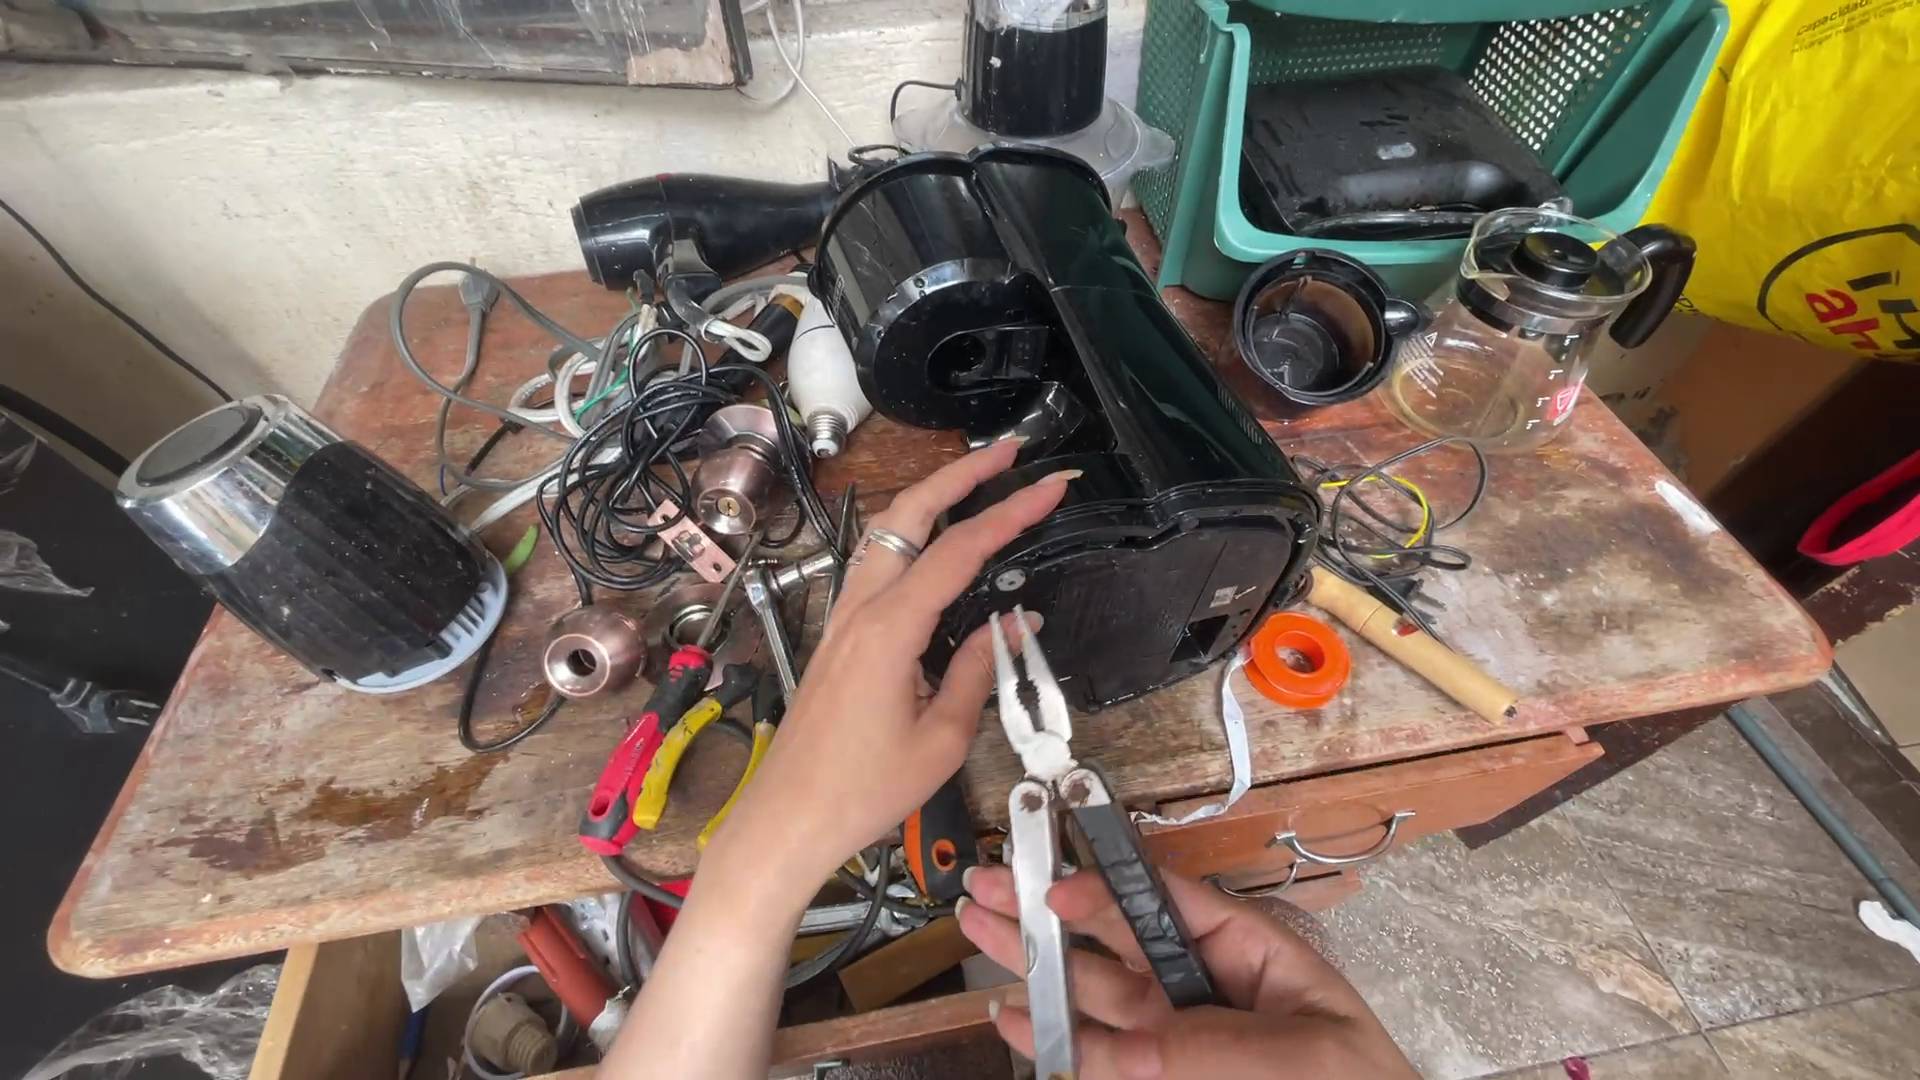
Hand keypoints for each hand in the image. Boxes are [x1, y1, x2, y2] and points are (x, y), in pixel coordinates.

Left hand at [702, 438, 1069, 885]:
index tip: (1049, 487)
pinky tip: (929, 539)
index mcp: (891, 628)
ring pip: (885, 531)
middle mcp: (862, 606)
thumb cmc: (865, 789)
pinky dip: (908, 532)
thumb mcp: (941, 738)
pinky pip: (874, 562)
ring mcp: (843, 614)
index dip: (1010, 513)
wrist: (788, 817)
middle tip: (1007, 452)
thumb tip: (1014, 621)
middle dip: (960, 474)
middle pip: (909, 514)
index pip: (960, 550)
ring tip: (975, 480)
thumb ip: (978, 669)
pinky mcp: (838, 630)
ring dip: (930, 496)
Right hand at [958, 865, 1418, 1079]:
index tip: (1055, 889)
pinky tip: (1011, 1015)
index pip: (1160, 903)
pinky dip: (1048, 1036)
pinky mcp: (1153, 1078)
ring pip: (1089, 990)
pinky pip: (1096, 1054)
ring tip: (978, 927)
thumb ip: (1219, 1047)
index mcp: (1240, 952)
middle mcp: (1195, 986)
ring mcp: (1171, 1038)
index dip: (1103, 889)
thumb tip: (1135, 1051)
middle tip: (988, 883)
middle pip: (1107, 937)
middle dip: (1046, 908)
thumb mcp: (1310, 1057)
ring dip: (1032, 960)